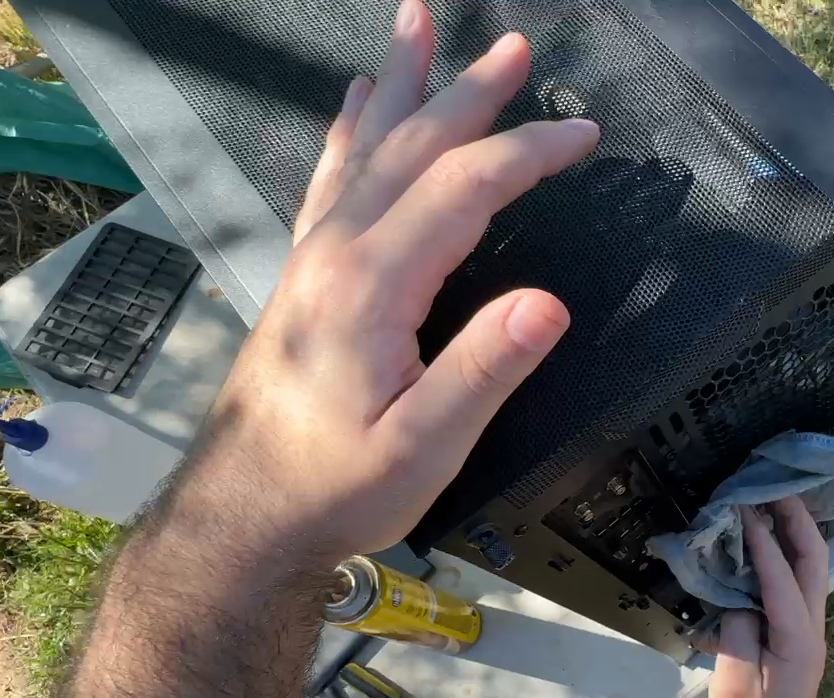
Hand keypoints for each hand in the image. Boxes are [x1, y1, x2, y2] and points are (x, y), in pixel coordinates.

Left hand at [173, 0, 598, 561]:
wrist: (248, 513)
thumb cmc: (343, 487)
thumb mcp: (429, 443)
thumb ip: (486, 368)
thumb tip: (551, 302)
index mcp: (374, 285)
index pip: (463, 191)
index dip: (528, 154)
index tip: (585, 135)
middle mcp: (338, 252)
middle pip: (412, 148)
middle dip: (470, 93)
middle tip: (518, 47)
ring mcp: (313, 258)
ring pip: (365, 149)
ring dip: (402, 86)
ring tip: (420, 26)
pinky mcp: (306, 277)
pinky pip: (333, 180)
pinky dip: (353, 130)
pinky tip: (357, 107)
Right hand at [708, 497, 829, 697]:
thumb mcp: (735, 682)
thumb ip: (737, 631)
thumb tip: (739, 596)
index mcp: (797, 638)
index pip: (782, 579)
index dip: (763, 542)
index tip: (744, 508)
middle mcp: (812, 624)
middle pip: (814, 559)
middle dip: (798, 520)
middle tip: (774, 487)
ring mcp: (810, 624)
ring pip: (811, 566)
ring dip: (795, 531)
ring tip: (771, 500)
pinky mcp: (799, 627)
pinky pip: (797, 579)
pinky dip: (784, 552)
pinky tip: (766, 536)